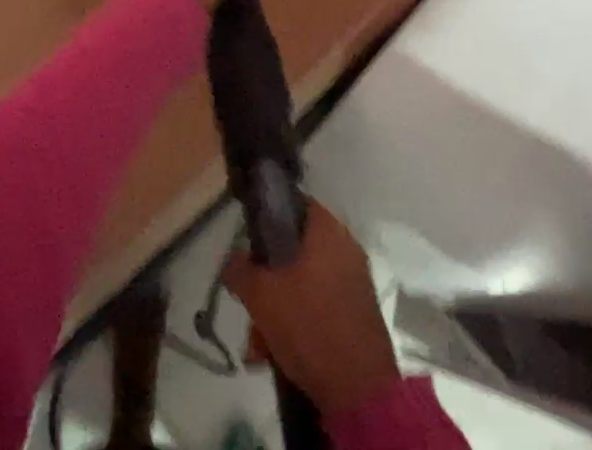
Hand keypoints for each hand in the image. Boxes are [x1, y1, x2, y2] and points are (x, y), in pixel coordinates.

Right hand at [221, 202, 401, 415]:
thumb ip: (241, 271)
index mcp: (328, 232)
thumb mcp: (261, 296)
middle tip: (249, 306)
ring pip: (301, 284)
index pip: (296, 204)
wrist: (358, 387)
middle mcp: (345, 249)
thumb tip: (234, 260)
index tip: (248, 242)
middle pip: (294, 251)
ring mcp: (353, 281)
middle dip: (265, 282)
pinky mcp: (355, 311)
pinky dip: (295, 325)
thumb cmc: (309, 326)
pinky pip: (316, 305)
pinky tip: (274, 355)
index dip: (269, 218)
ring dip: (275, 311)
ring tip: (257, 346)